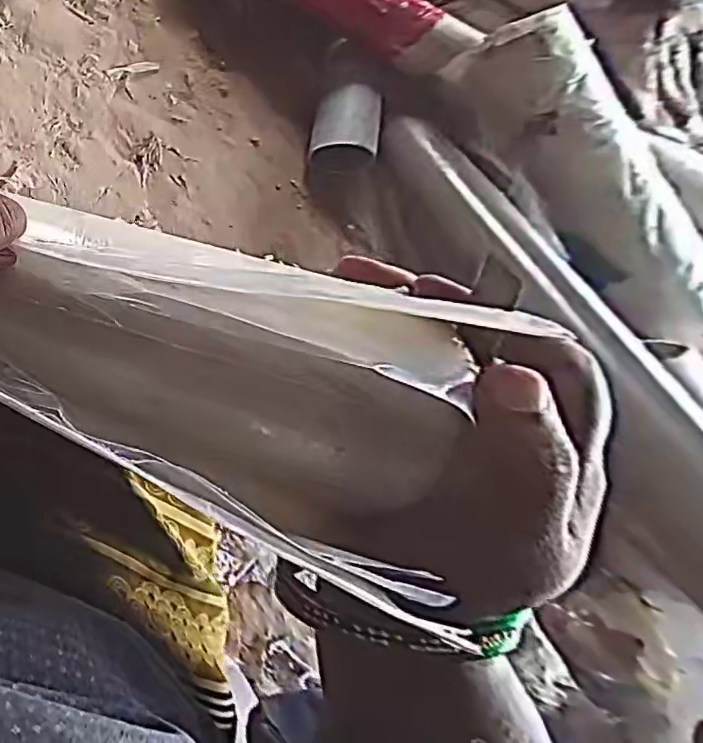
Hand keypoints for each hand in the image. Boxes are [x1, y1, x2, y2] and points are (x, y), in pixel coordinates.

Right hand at [330, 257, 611, 617]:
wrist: (403, 588)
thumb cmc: (472, 560)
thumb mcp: (522, 525)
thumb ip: (530, 462)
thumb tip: (512, 376)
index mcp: (551, 432)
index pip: (546, 356)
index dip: (499, 321)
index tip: (431, 299)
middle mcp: (498, 410)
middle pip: (478, 332)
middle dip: (426, 296)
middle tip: (364, 275)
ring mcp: (433, 408)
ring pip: (423, 339)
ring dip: (384, 303)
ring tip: (338, 280)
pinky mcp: (376, 412)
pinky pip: (370, 360)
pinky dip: (348, 330)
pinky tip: (314, 317)